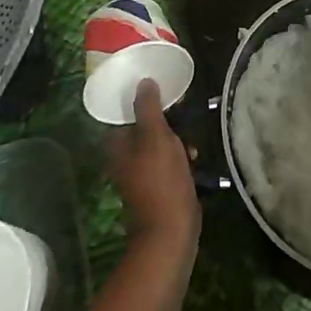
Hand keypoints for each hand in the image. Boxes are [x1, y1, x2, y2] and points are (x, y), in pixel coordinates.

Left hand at [109, 80, 200, 244]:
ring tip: (191, 146)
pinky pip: (168, 161)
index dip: (145, 100)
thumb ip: (148, 107)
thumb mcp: (156, 136)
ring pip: (159, 144)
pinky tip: (193, 160)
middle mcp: (124, 158)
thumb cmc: (161, 179)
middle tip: (183, 119)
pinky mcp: (157, 185)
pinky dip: (180, 158)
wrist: (171, 229)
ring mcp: (140, 173)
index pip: (127, 112)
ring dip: (177, 141)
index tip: (165, 93)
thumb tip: (143, 81)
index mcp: (117, 145)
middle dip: (167, 122)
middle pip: (145, 127)